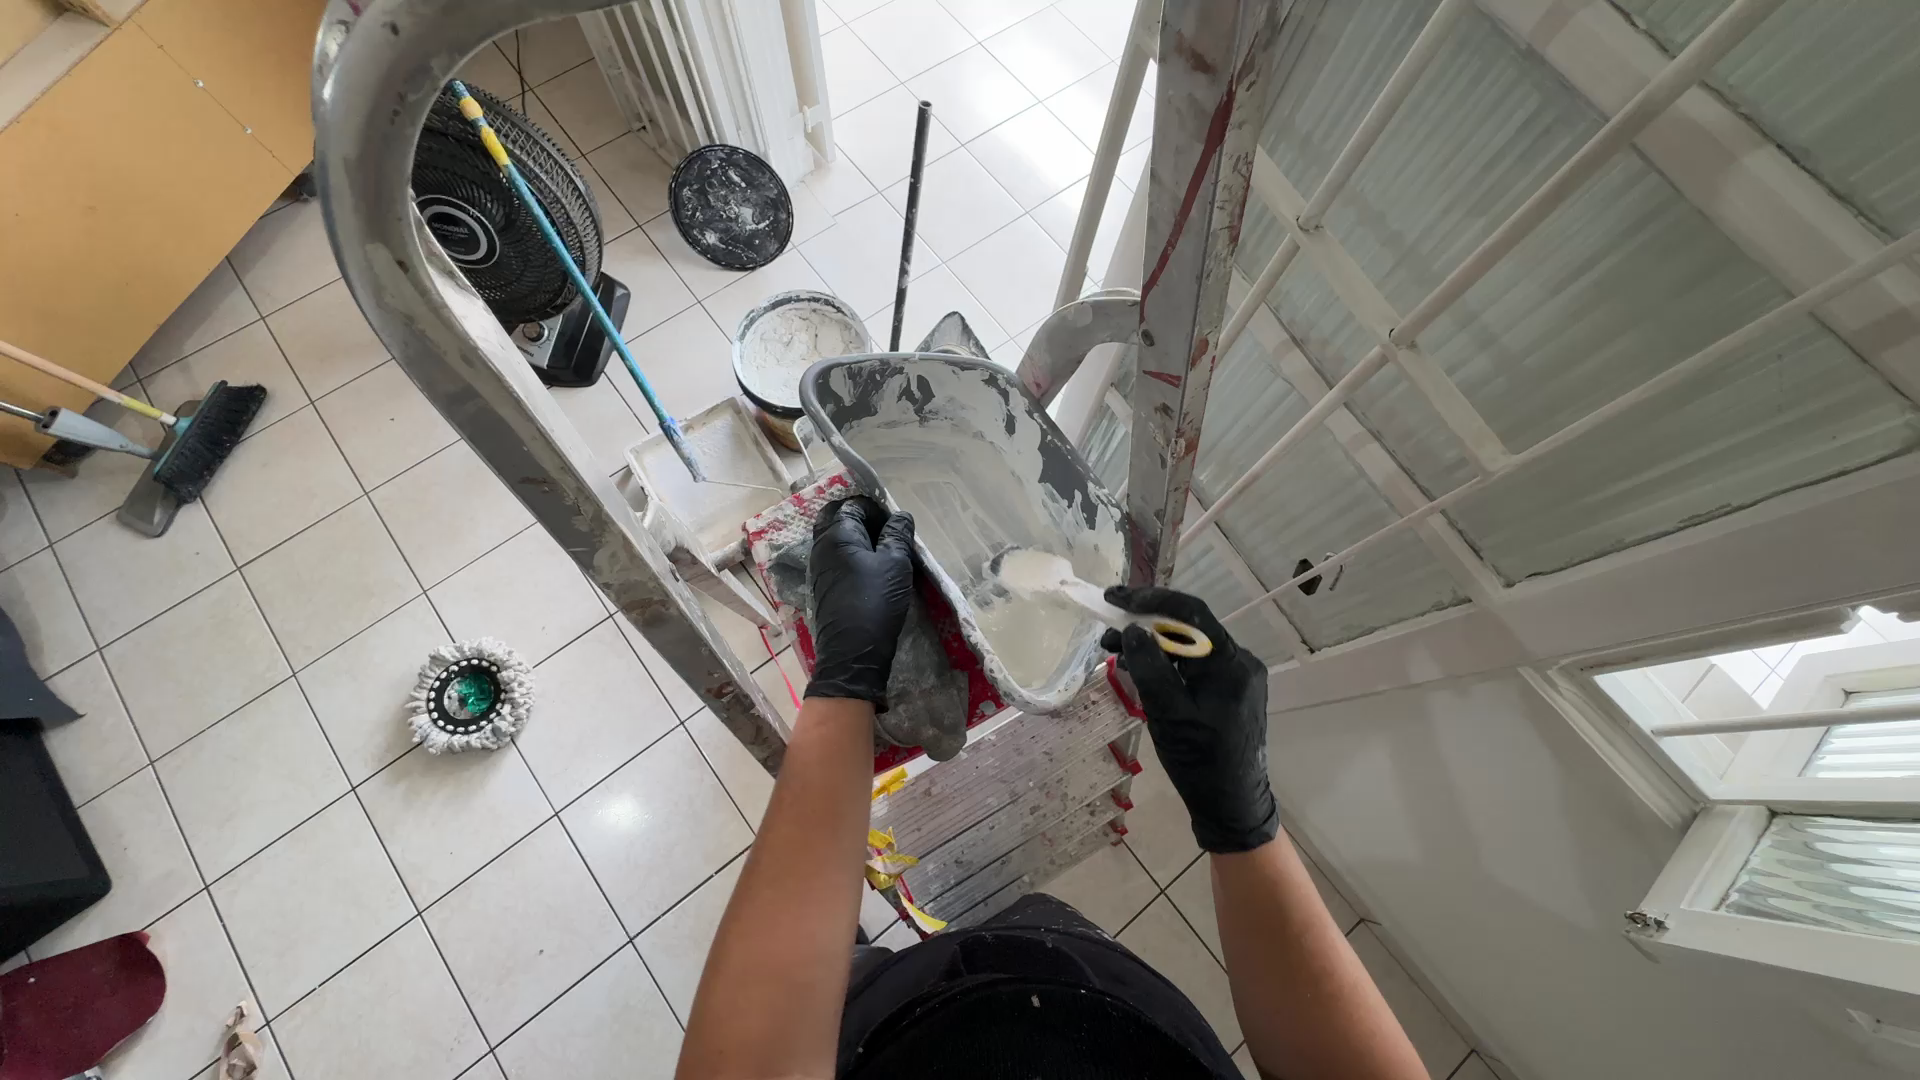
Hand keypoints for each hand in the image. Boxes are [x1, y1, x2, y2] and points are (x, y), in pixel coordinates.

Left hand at [805, 496, 915, 709]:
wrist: (852, 652)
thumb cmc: (876, 601)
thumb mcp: (896, 564)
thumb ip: (897, 535)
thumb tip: (900, 516)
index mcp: (837, 534)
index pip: (853, 505)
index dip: (876, 509)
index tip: (896, 523)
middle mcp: (821, 546)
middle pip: (836, 518)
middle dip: (859, 518)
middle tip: (885, 531)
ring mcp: (818, 567)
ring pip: (833, 539)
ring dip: (855, 537)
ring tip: (881, 549)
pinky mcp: (822, 585)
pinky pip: (834, 558)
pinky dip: (850, 554)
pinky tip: (869, 568)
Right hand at [1102, 586, 1276, 853]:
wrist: (1232, 807)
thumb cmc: (1201, 763)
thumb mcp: (1168, 716)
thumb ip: (1151, 669)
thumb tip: (1134, 631)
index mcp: (1230, 664)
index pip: (1191, 612)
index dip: (1150, 599)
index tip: (1114, 599)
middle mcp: (1239, 662)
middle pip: (1188, 627)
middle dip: (1145, 622)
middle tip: (1106, 628)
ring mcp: (1235, 677)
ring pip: (1188, 647)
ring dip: (1151, 644)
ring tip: (1113, 650)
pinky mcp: (1227, 692)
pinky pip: (1193, 665)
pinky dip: (1164, 663)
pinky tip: (1138, 668)